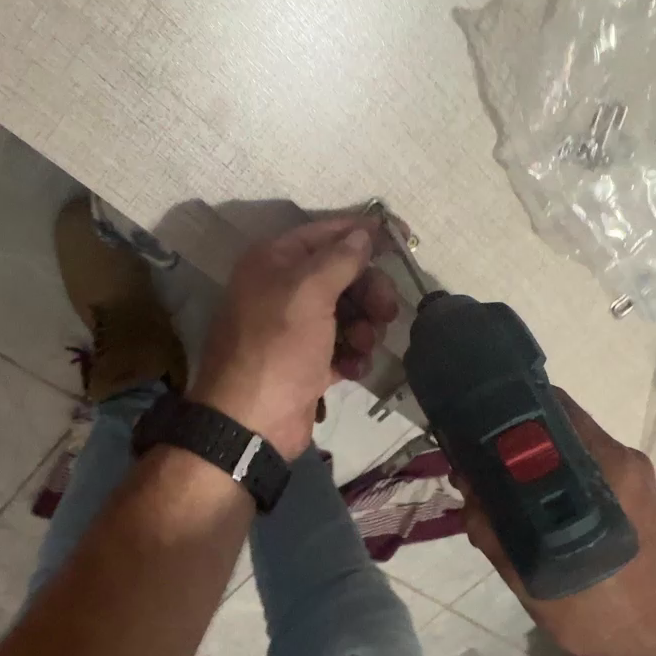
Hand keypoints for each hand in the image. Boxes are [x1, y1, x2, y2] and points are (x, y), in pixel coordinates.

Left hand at [191, 216, 399, 459]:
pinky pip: (341, 348)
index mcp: (274, 262)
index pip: (326, 233)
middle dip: (369, 292)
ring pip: (347, 314)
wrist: (252, 422)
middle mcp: (282, 289)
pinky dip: (352, 356)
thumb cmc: (278, 348)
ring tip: (363, 346)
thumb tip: (364, 233)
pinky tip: (353, 369)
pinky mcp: (306, 364)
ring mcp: (294, 329)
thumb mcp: (309, 293)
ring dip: (364, 328)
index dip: (365, 232)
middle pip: (342, 276)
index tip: (404, 237)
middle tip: (387, 311)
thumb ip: (340, 259)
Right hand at [459, 391, 655, 655]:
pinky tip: (532, 512)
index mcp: (607, 467)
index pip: (551, 407)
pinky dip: (557, 484)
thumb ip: (491, 526)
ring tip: (498, 494)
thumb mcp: (528, 572)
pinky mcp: (638, 503)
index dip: (507, 412)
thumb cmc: (594, 612)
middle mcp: (625, 463)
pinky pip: (588, 477)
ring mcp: (636, 482)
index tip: (472, 430)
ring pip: (572, 454)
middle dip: (515, 444)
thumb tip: (466, 486)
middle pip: (560, 430)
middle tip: (476, 468)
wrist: (655, 651)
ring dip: (535, 467)